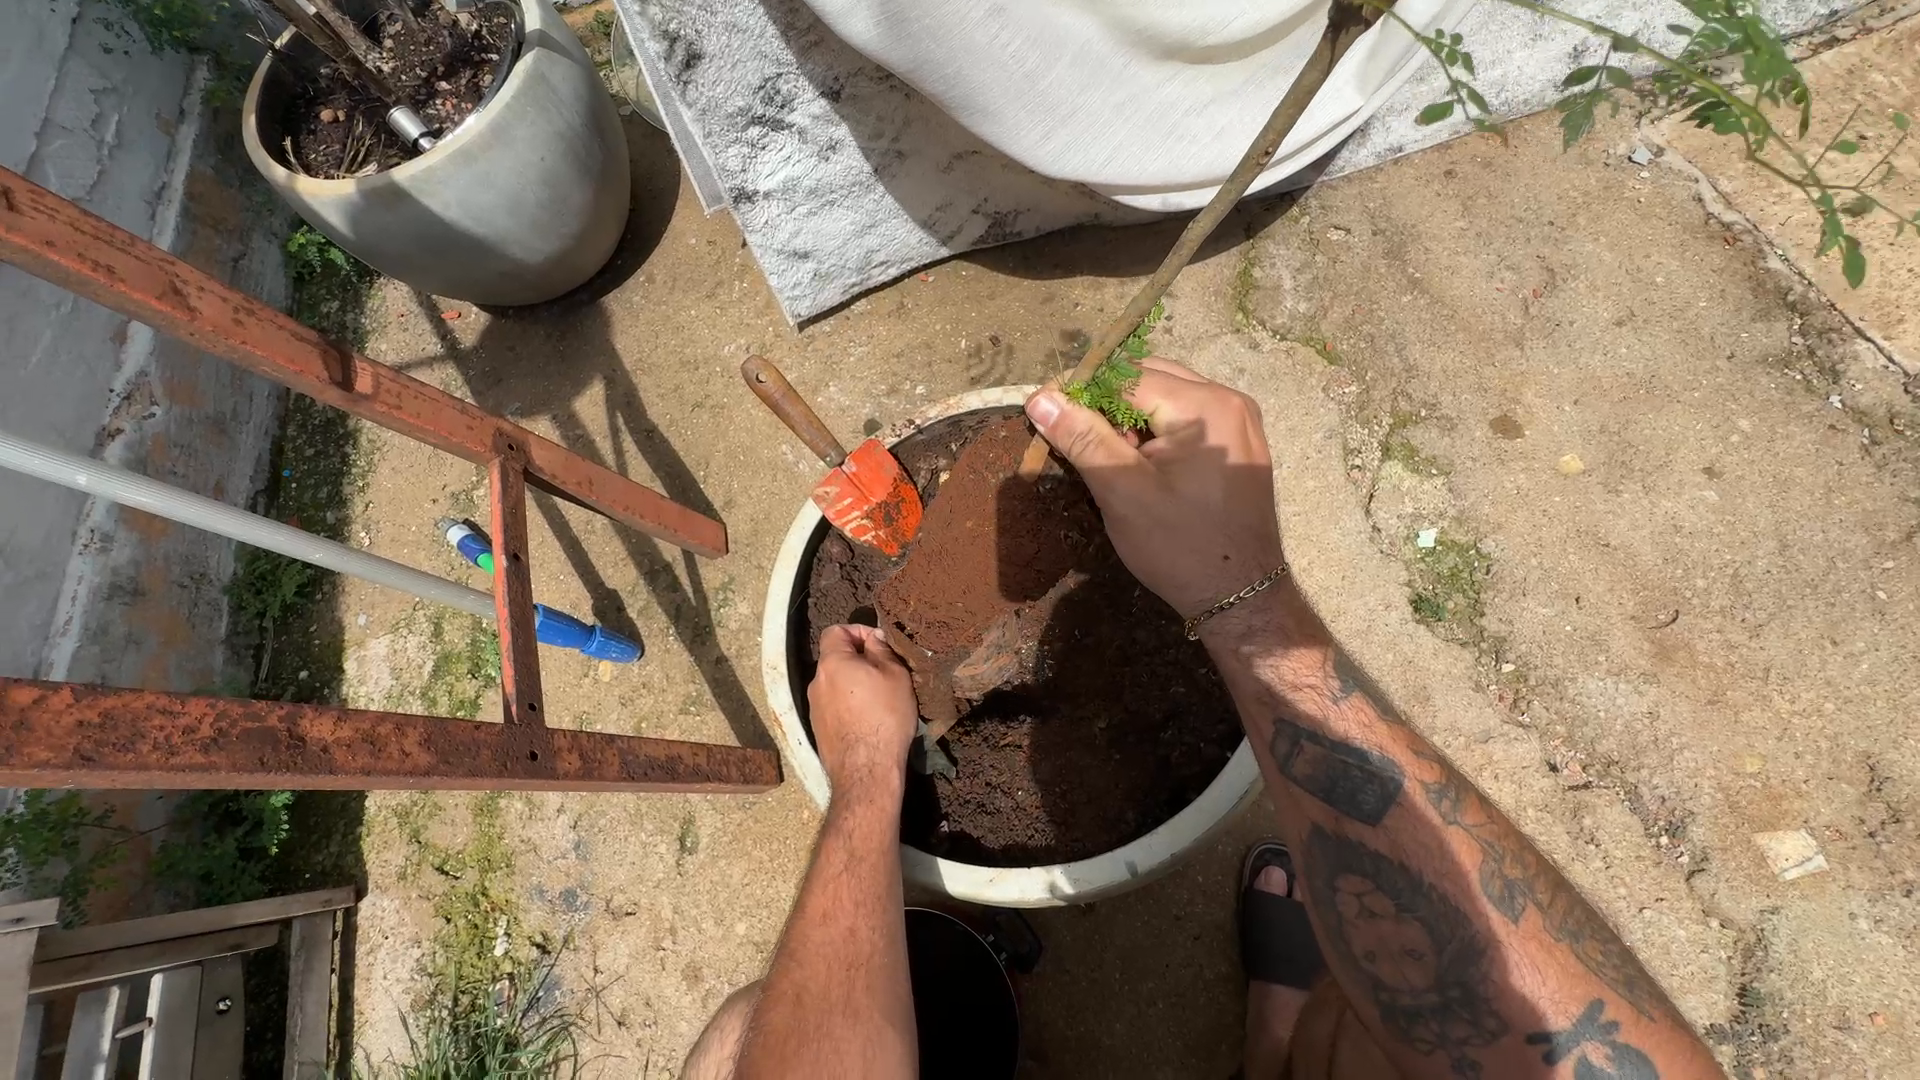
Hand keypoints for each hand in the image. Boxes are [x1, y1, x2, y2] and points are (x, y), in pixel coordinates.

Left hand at [808, 624, 918, 791]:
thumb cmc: (884, 716)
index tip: (878, 644)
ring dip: (855, 683)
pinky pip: (834, 705)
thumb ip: (881, 649)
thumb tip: (873, 636)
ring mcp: (814, 707)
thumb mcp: (894, 675)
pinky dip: (849, 704)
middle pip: (835, 658)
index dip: (857, 631)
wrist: (866, 770)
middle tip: (885, 671)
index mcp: (832, 662)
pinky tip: (870, 718)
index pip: (835, 630)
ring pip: (835, 683)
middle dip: (859, 659)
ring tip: (880, 697)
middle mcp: (817, 681)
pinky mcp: (818, 728)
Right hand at [1025, 358, 1283, 619]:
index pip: (1125, 376)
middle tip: (1069, 432)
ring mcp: (1239, 420)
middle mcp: (1228, 399)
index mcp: (1203, 406)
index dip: (1078, 388)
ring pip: (1166, 395)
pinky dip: (1153, 427)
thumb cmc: (1178, 546)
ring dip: (1127, 414)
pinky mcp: (1238, 442)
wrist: (1240, 595)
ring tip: (1101, 451)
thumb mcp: (1121, 491)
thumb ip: (1082, 438)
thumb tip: (1039, 398)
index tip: (1040, 407)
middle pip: (1148, 378)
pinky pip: (1186, 416)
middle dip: (1103, 400)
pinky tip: (1135, 460)